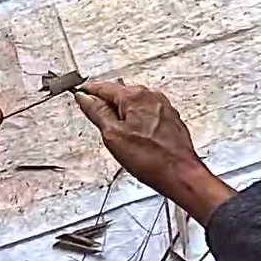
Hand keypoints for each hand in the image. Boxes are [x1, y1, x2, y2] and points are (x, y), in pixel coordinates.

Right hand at [75, 80, 234, 223]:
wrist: (180, 174)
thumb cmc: (151, 159)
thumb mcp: (112, 135)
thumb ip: (96, 112)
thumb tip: (84, 98)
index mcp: (135, 96)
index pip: (104, 87)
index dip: (89, 93)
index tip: (80, 97)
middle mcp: (151, 96)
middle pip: (120, 94)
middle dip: (108, 108)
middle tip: (103, 128)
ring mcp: (163, 106)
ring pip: (134, 105)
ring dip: (124, 116)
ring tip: (123, 139)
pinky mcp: (170, 118)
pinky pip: (147, 114)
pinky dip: (138, 122)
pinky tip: (138, 140)